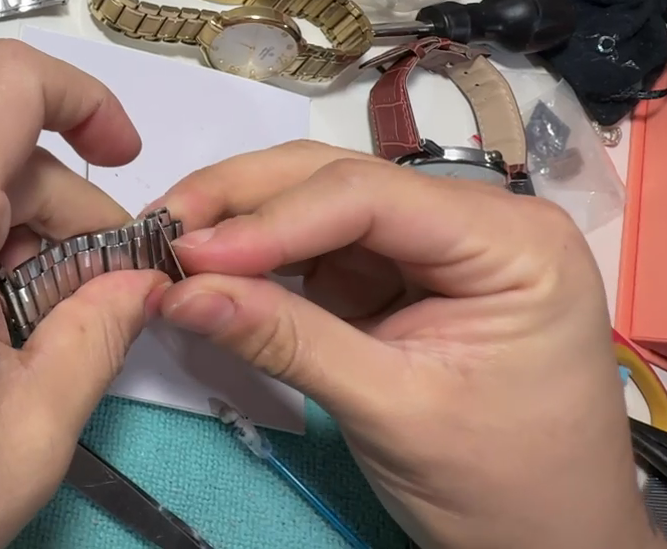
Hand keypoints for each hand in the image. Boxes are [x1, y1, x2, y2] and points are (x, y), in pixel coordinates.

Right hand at [151, 142, 660, 548]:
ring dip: (233, 217)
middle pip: (329, 177)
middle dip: (237, 201)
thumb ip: (283, 340)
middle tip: (158, 229)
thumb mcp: (392, 413)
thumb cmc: (502, 490)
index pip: (366, 196)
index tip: (188, 254)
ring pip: (306, 194)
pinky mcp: (384, 263)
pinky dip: (250, 248)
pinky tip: (208, 260)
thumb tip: (175, 294)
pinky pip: (304, 236)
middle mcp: (465, 215)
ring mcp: (420, 235)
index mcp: (508, 240)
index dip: (269, 219)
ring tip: (168, 241)